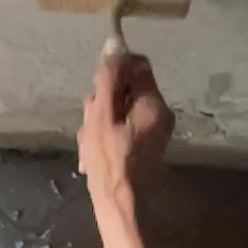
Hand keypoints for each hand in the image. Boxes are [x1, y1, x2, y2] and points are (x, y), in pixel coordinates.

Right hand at [78, 52, 171, 202]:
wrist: (118, 205)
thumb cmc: (108, 161)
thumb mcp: (101, 115)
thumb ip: (108, 79)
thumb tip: (114, 43)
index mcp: (153, 103)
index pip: (137, 64)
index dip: (113, 72)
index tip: (97, 90)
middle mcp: (158, 114)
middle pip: (125, 89)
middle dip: (101, 102)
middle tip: (90, 124)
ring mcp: (151, 132)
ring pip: (119, 110)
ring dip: (98, 122)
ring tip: (89, 144)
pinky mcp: (142, 146)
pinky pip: (120, 128)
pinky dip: (105, 136)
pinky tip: (93, 152)